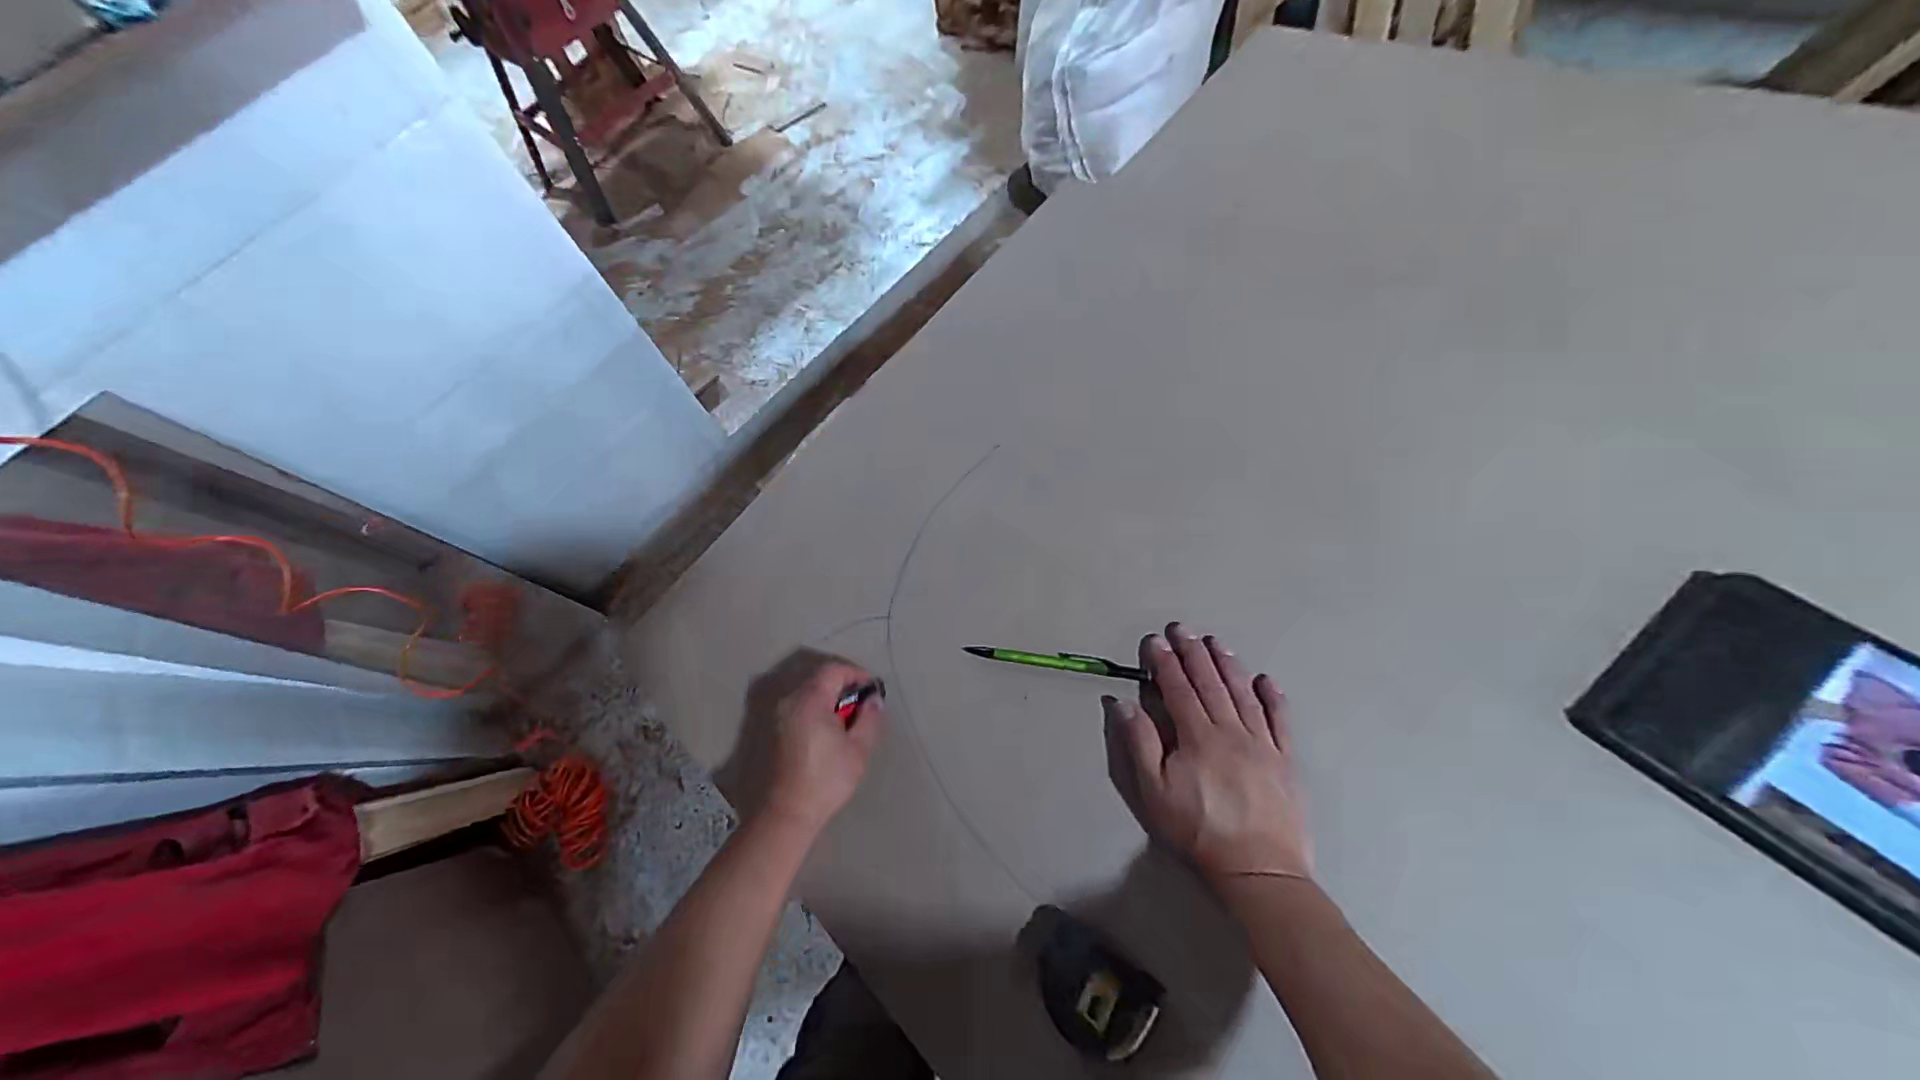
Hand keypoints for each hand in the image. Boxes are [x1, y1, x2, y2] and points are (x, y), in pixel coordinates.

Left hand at [761, 661, 885, 833]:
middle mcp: (791, 701)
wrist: (788, 812)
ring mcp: (780, 715)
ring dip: (831, 698)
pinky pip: (801, 706)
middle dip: (844, 686)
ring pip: (809, 693)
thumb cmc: (826, 779)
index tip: (872, 689)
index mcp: (810, 701)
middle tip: (863, 705)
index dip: (856, 674)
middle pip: (820, 679)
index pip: (834, 670)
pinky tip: (830, 730)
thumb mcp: (858, 749)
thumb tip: (874, 700)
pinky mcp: (777, 729)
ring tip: (849, 720)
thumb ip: (869, 718)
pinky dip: (818, 709)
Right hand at [1106, 622, 1311, 884]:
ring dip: (1227, 665)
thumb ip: (1141, 745)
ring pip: (1243, 694)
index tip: (1156, 641)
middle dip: (1193, 653)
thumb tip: (1126, 705)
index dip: (1164, 663)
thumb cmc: (1199, 832)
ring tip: (1215, 642)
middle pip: (1210, 684)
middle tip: (1183, 629)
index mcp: (1197, 737)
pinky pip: (1280, 720)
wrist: (1259, 868)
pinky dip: (1272, 697)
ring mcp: (1263, 744)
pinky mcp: (1286, 760)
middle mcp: (1231, 731)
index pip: (1177, 689)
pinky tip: (1265, 680)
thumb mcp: (1155, 793)